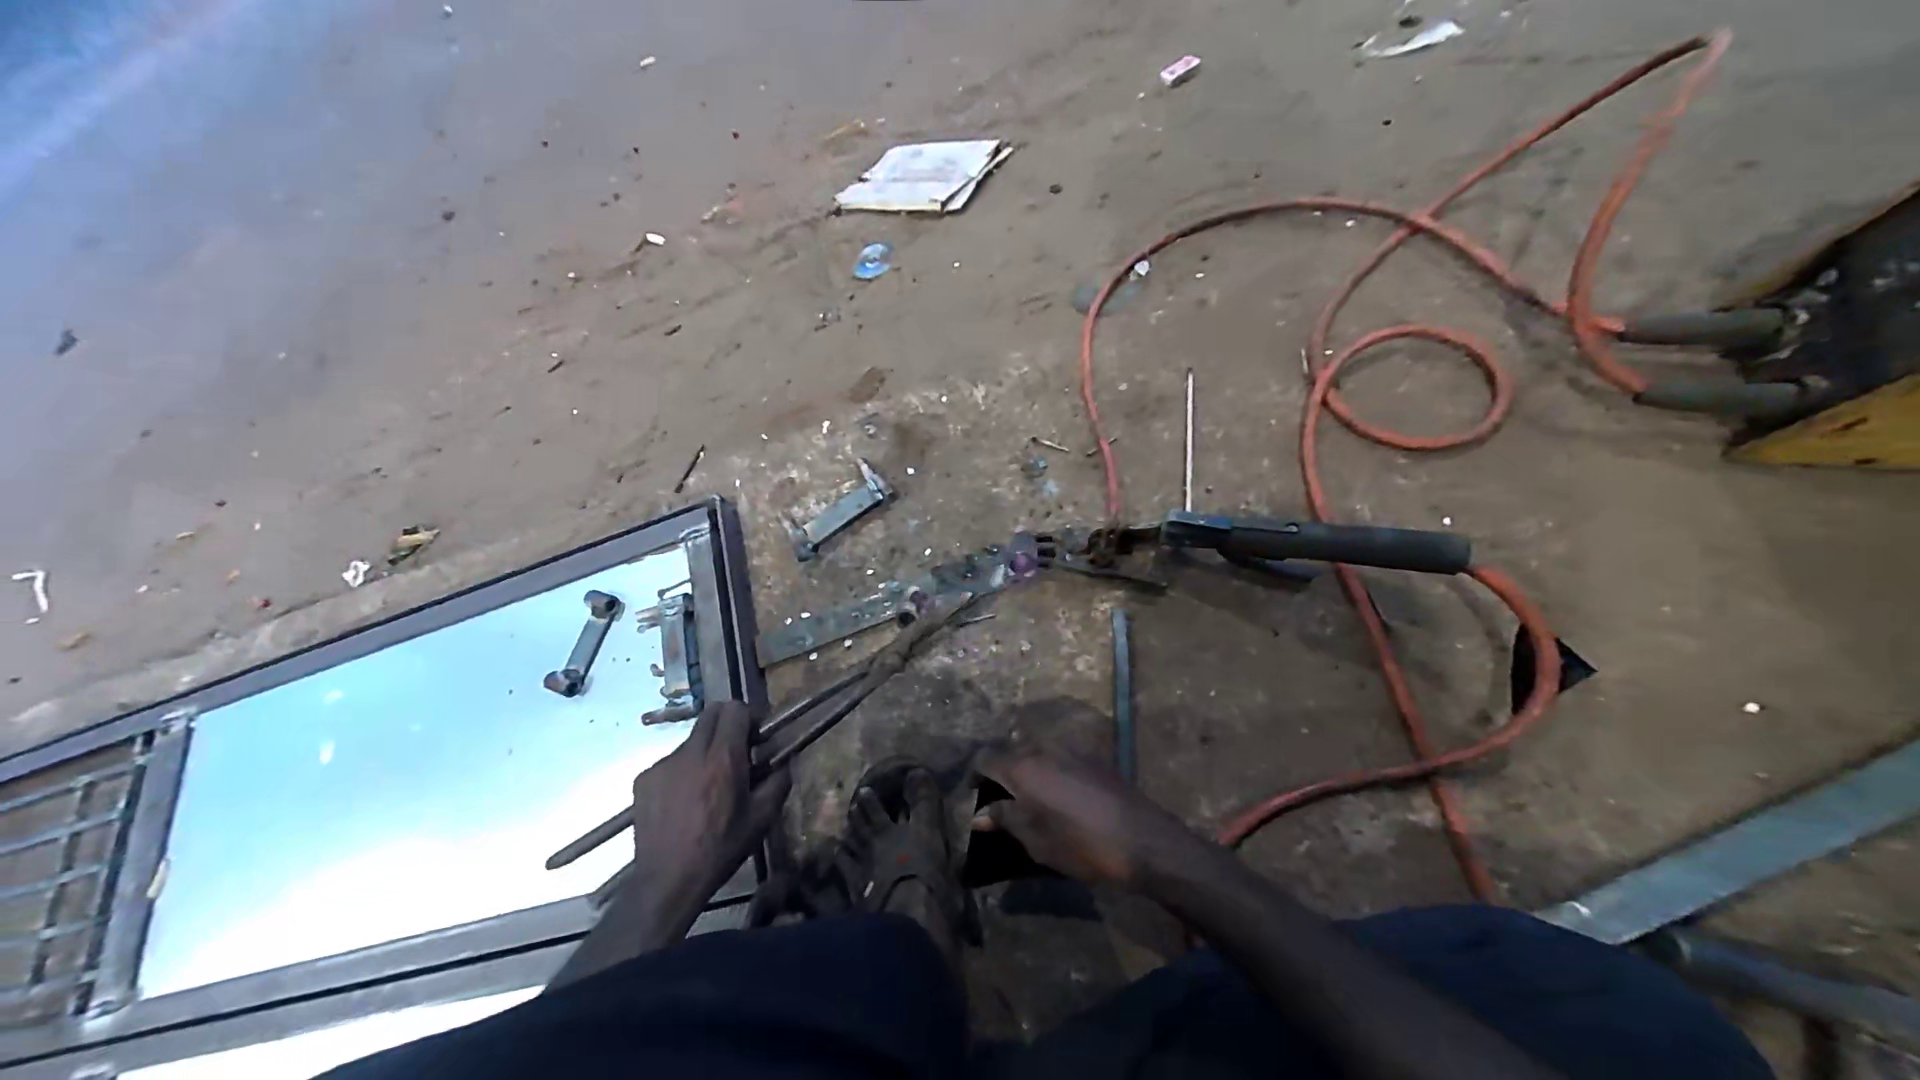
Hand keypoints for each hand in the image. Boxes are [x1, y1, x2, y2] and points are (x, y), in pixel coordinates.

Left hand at [631, 701, 790, 896]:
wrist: (667, 880)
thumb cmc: (721, 848)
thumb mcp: (762, 817)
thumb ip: (779, 780)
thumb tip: (786, 758)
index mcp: (723, 758)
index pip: (735, 709)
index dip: (749, 718)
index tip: (756, 737)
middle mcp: (691, 752)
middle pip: (711, 713)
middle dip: (728, 724)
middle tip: (736, 751)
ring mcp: (663, 764)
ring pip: (691, 739)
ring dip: (705, 750)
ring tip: (708, 784)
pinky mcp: (644, 779)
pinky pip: (671, 762)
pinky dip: (683, 771)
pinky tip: (685, 801)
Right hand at [972, 749, 1216, 889]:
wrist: (1144, 842)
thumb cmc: (1082, 846)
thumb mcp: (1036, 841)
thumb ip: (1005, 820)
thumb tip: (980, 814)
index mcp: (1024, 767)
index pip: (985, 759)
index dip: (973, 776)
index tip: (972, 797)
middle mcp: (1044, 749)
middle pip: (1012, 753)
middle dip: (1001, 774)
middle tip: (1000, 803)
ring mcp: (1072, 750)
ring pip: (1037, 755)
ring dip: (1028, 773)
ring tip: (1030, 803)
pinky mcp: (1094, 759)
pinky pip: (1060, 759)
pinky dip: (1051, 774)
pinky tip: (1059, 799)